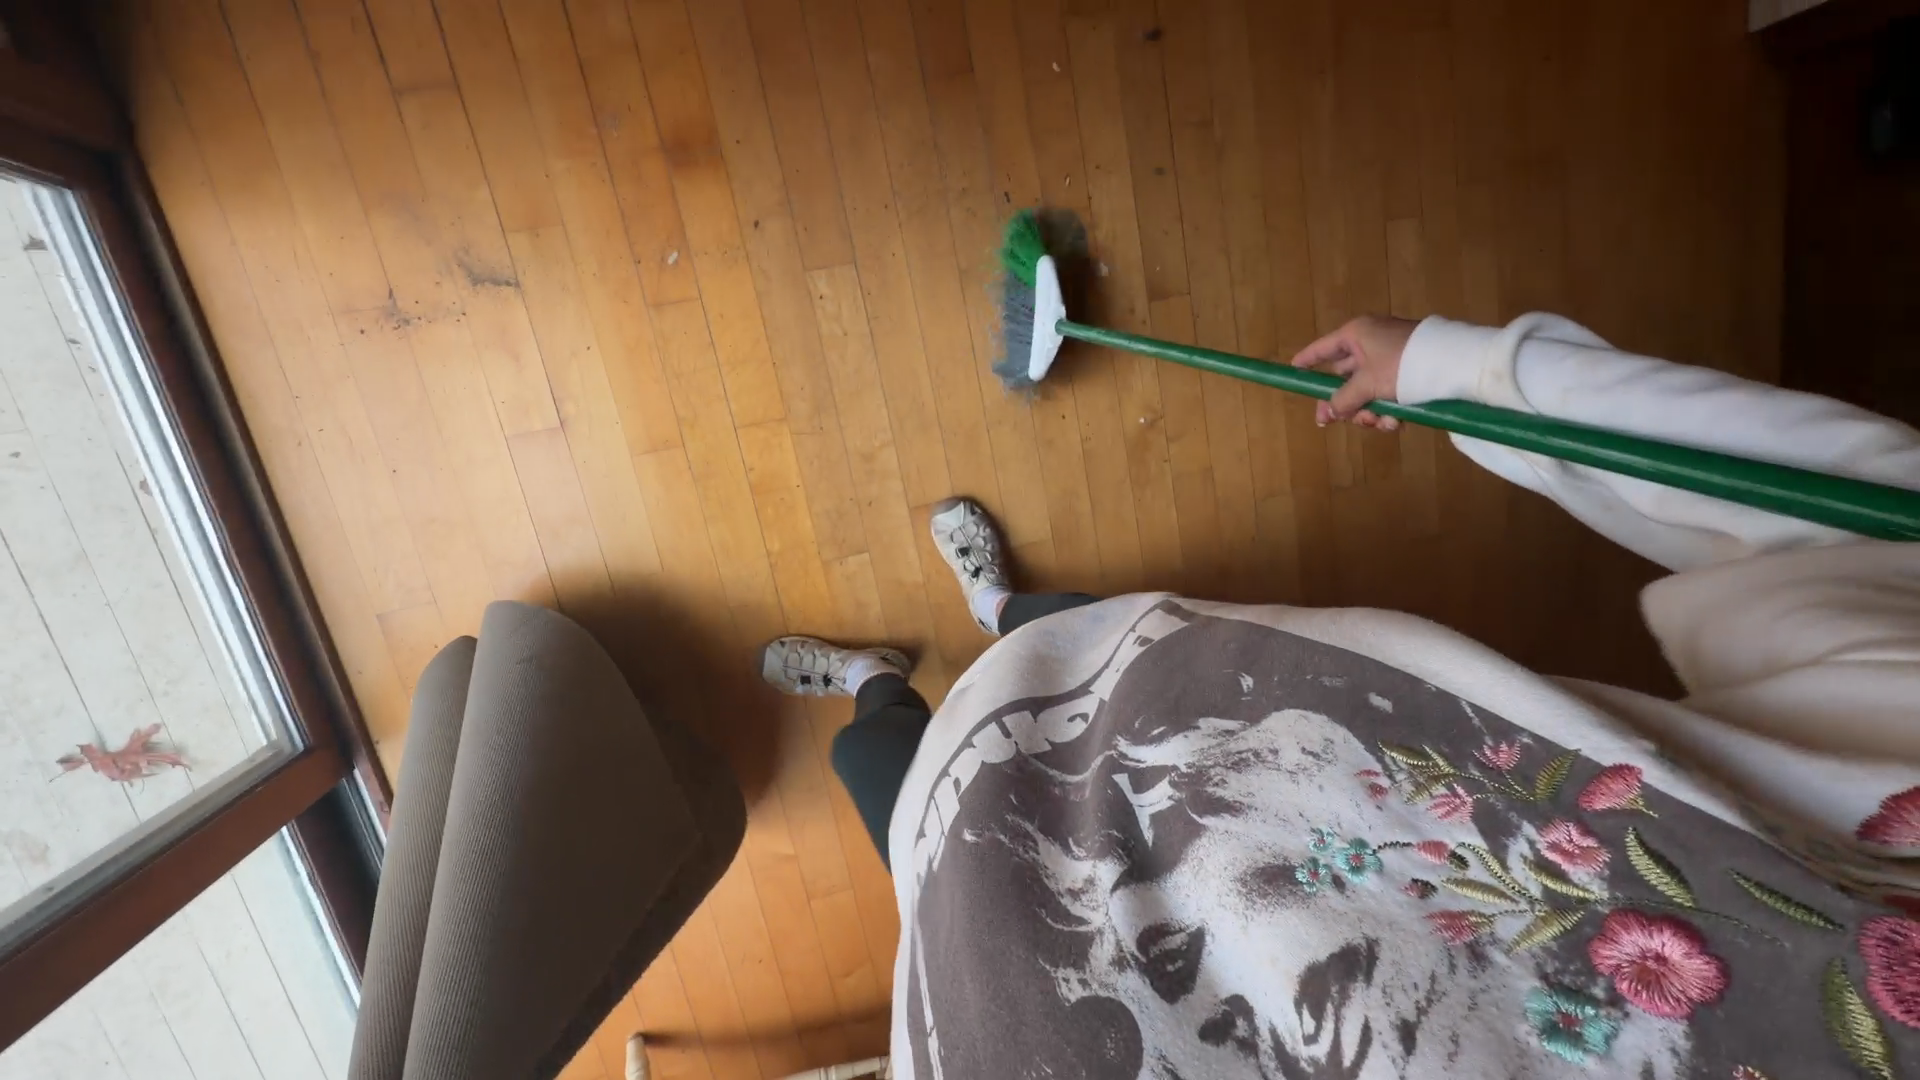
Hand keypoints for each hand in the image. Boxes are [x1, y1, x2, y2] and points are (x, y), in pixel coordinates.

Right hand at [1288, 315, 1417, 430]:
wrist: (1458, 364)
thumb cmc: (1403, 365)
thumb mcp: (1366, 384)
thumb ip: (1342, 400)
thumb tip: (1328, 414)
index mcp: (1356, 335)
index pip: (1321, 349)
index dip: (1306, 362)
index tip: (1292, 372)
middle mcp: (1370, 343)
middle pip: (1342, 378)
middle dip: (1342, 403)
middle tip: (1329, 422)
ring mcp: (1389, 358)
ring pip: (1364, 390)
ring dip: (1366, 411)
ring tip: (1377, 422)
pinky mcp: (1407, 372)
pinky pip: (1385, 393)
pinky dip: (1386, 409)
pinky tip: (1394, 421)